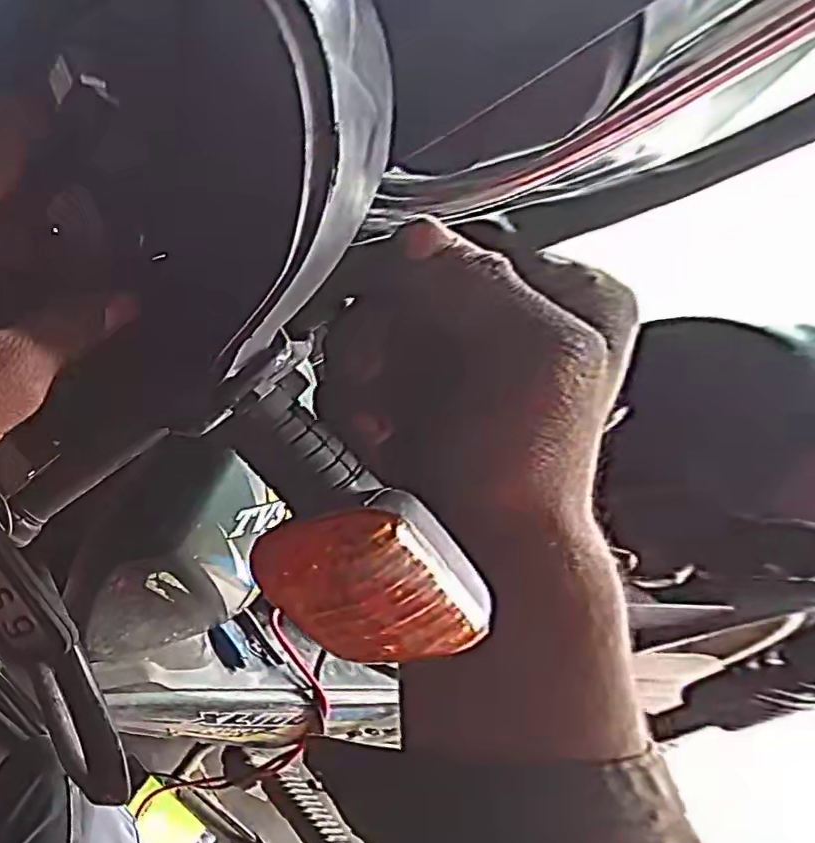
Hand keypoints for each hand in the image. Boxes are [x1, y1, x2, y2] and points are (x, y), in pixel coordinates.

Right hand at [322, 221, 646, 763]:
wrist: (472, 545)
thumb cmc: (524, 468)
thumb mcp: (532, 357)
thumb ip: (477, 287)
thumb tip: (415, 239)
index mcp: (558, 300)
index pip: (453, 252)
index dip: (415, 292)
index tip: (411, 336)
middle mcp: (492, 332)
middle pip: (391, 300)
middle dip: (378, 351)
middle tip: (397, 399)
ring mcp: (434, 374)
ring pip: (356, 342)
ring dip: (360, 388)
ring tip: (388, 428)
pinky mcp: (391, 407)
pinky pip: (342, 382)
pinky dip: (348, 410)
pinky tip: (376, 436)